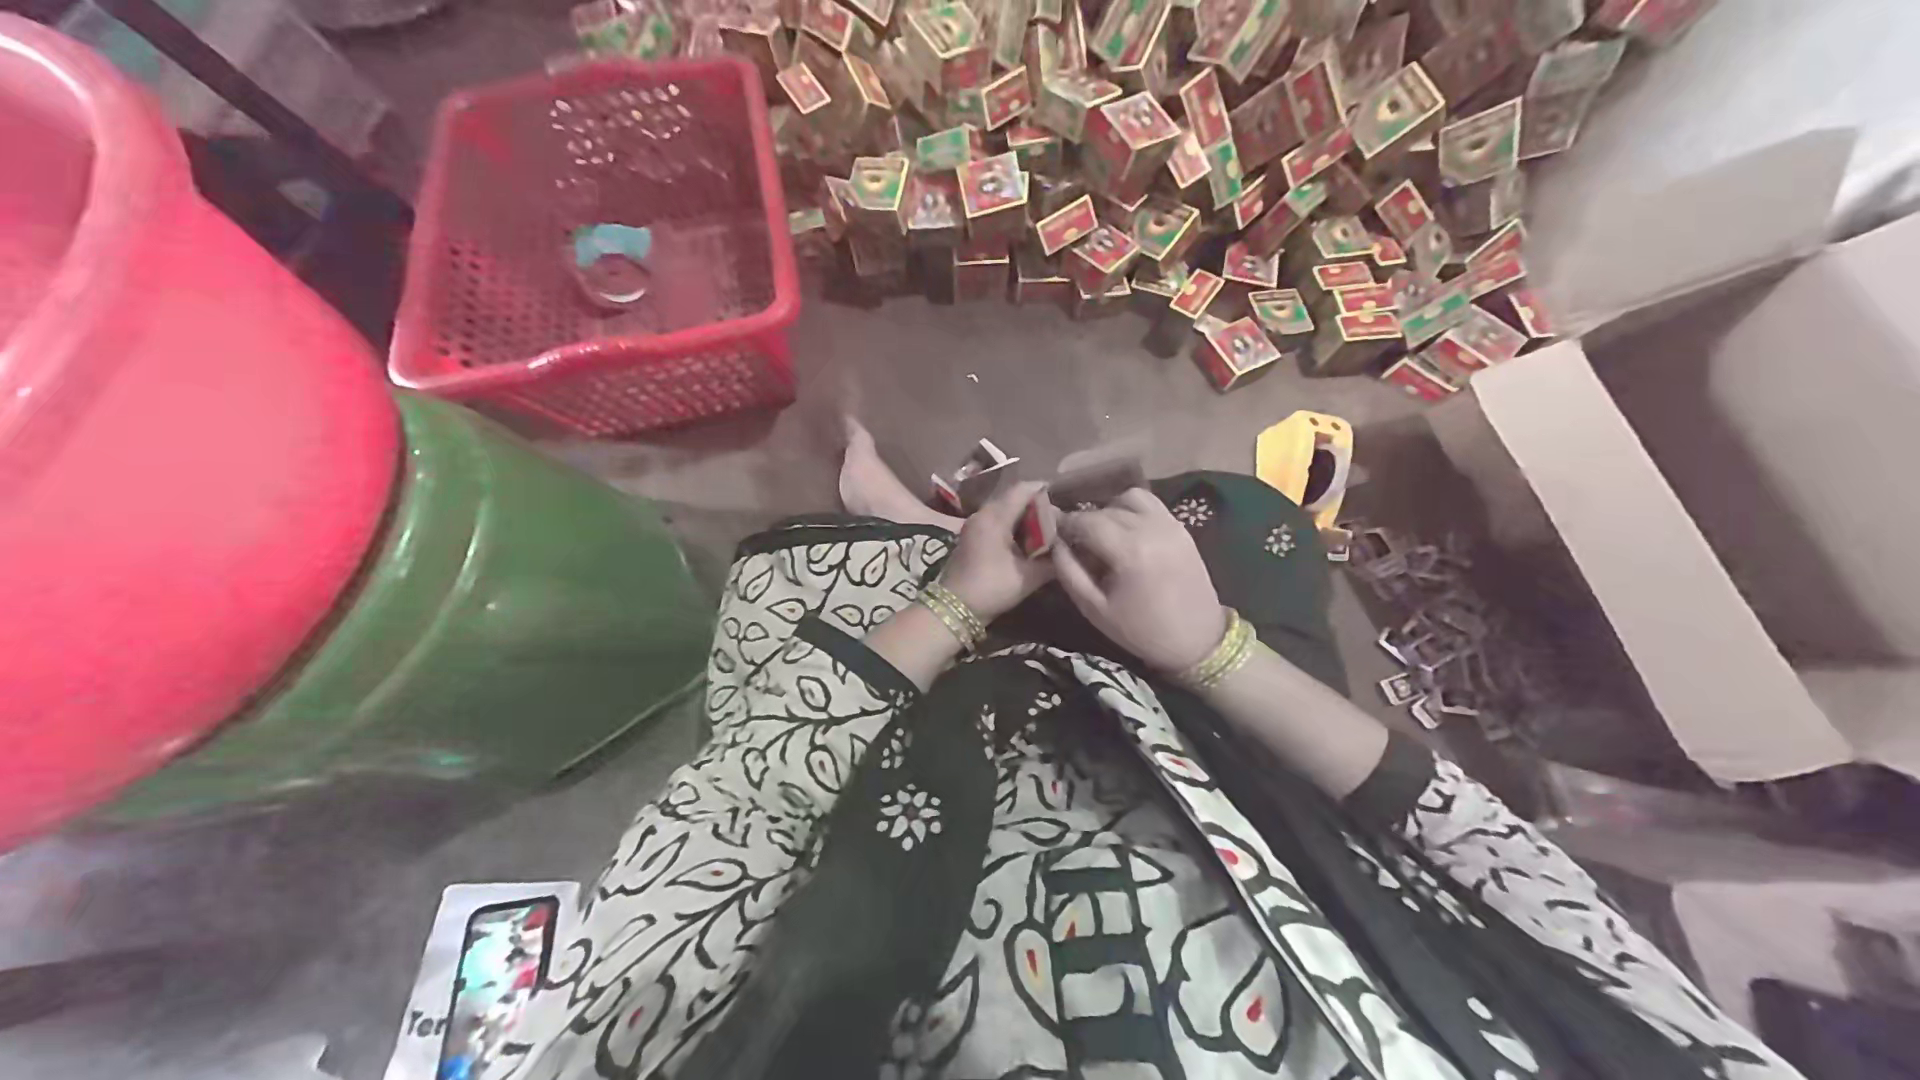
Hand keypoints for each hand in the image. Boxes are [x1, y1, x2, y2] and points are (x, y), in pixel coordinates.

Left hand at [939, 480, 1055, 622]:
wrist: (954, 608)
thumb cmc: (991, 588)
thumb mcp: (1028, 577)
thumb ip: (1052, 559)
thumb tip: (1068, 548)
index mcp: (995, 517)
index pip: (1023, 489)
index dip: (1045, 492)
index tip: (1065, 502)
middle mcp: (983, 514)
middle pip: (1014, 498)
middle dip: (1038, 506)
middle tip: (1059, 520)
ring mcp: (975, 524)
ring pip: (1005, 510)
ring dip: (1026, 517)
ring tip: (1047, 532)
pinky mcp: (972, 536)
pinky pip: (997, 521)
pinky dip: (1013, 526)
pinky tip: (1027, 543)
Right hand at [1051, 488, 1227, 673]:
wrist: (1197, 640)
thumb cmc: (1141, 630)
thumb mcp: (1094, 608)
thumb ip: (1068, 571)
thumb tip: (1053, 542)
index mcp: (1129, 550)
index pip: (1085, 520)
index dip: (1064, 524)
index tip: (1052, 535)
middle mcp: (1150, 528)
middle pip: (1104, 508)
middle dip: (1084, 520)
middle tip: (1074, 542)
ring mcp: (1169, 524)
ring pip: (1127, 498)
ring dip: (1109, 510)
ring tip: (1102, 534)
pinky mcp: (1180, 527)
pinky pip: (1150, 503)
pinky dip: (1131, 509)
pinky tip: (1125, 532)